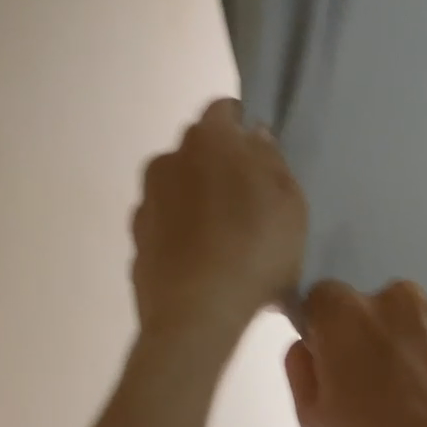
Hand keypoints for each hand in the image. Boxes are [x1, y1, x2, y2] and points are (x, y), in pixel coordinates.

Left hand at [130, 98, 306, 363]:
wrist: (196, 315)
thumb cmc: (255, 252)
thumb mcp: (290, 204)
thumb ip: (271, 162)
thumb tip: (253, 139)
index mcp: (208, 138)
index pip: (224, 112)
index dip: (243, 133)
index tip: (259, 164)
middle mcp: (167, 160)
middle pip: (196, 154)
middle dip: (217, 171)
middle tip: (245, 210)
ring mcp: (145, 204)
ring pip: (176, 193)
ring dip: (195, 208)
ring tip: (222, 247)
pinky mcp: (136, 245)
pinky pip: (164, 232)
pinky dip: (179, 241)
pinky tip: (201, 270)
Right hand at [284, 281, 426, 426]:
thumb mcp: (314, 424)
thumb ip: (301, 369)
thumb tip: (310, 345)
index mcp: (347, 316)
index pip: (323, 299)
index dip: (326, 335)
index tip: (336, 371)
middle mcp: (398, 299)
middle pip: (373, 309)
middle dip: (371, 339)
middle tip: (379, 393)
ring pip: (415, 321)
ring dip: (412, 347)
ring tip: (421, 401)